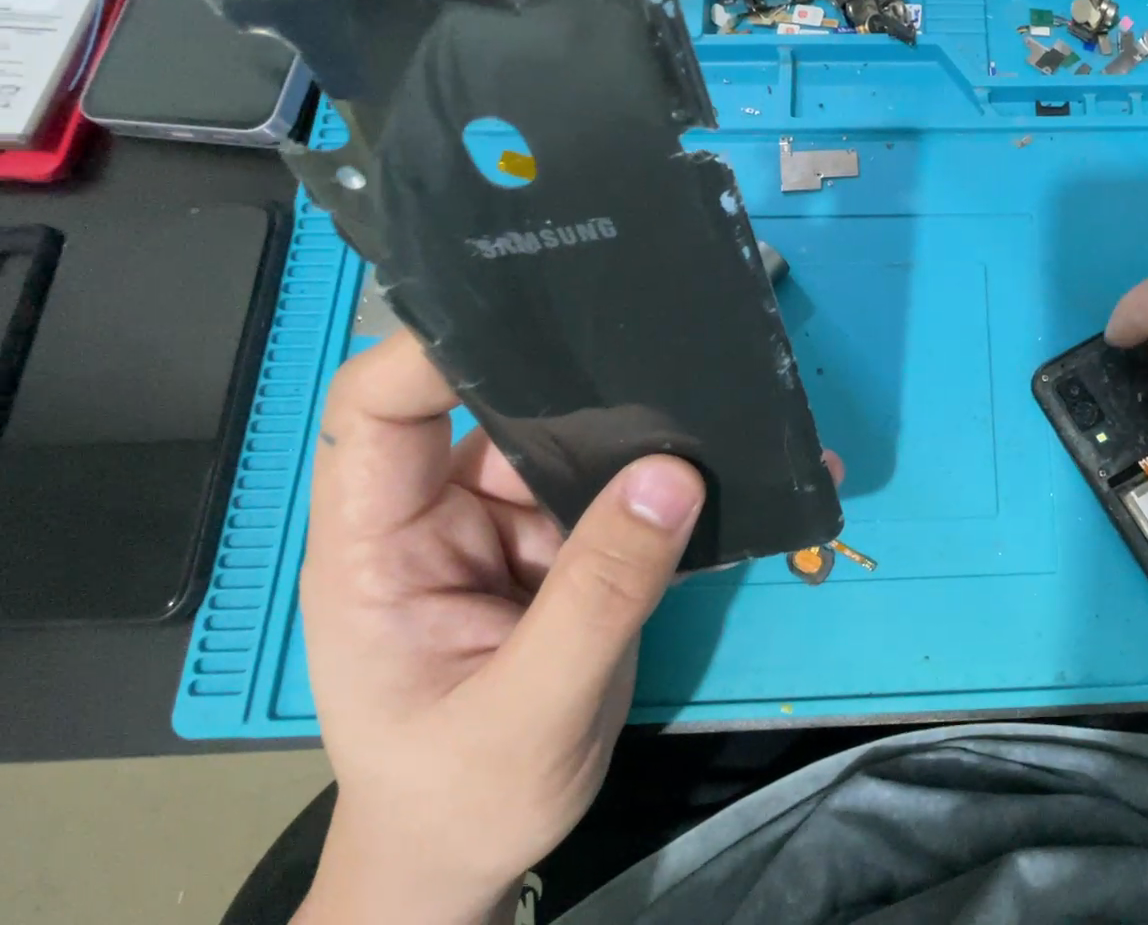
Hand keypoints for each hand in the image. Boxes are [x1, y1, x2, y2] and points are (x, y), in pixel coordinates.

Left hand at [295, 333, 708, 923]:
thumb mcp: (530, 708)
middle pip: (505, 418)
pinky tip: (743, 480)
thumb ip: (600, 596)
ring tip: (730, 405)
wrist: (476, 857)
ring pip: (582, 458)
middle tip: (673, 343)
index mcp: (380, 546)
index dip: (436, 353)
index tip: (535, 314)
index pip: (382, 413)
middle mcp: (447, 520)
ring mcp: (518, 538)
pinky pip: (629, 508)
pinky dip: (681, 495)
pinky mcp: (574, 561)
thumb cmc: (462, 797)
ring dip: (651, 438)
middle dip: (584, 384)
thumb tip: (673, 477)